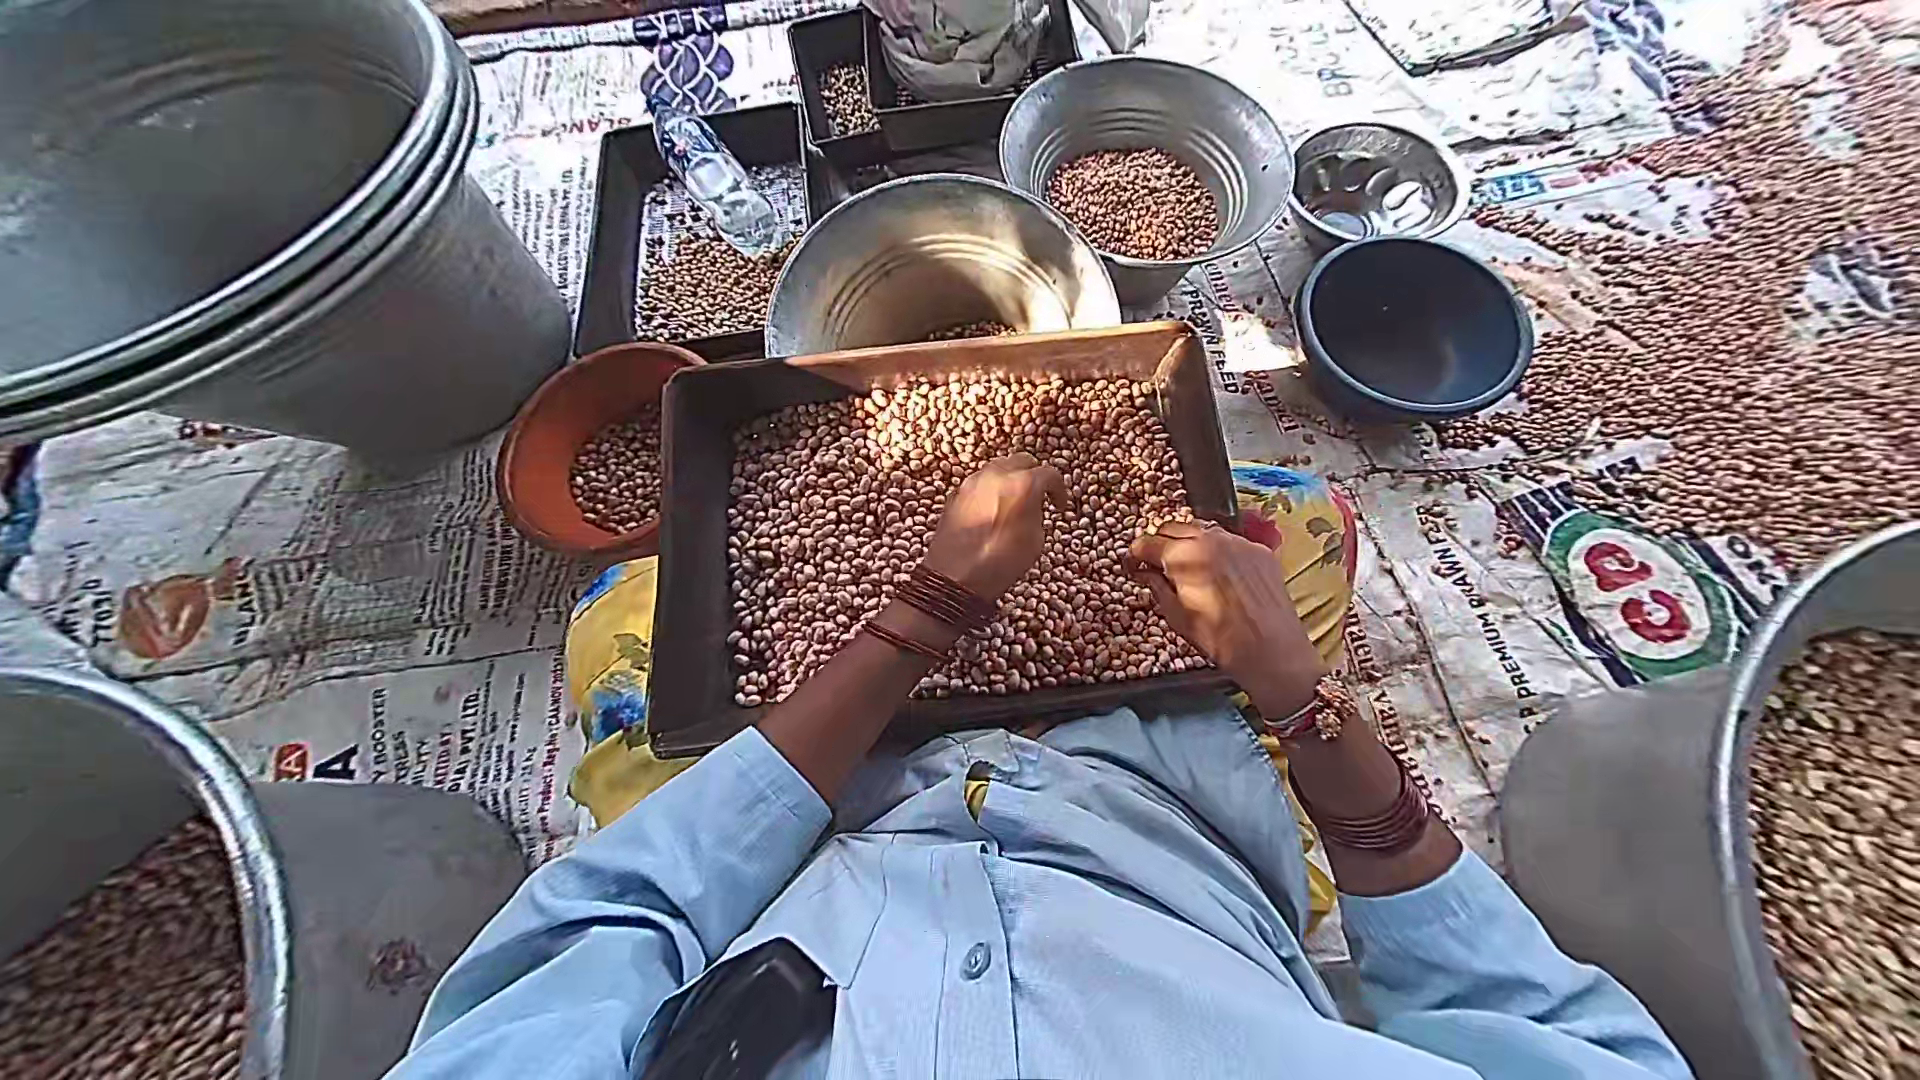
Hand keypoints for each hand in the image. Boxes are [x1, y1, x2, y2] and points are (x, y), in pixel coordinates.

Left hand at [923, 453, 1068, 600]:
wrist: (954, 578)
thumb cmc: (996, 564)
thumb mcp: (1034, 541)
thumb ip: (1037, 514)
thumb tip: (1033, 507)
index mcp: (1022, 484)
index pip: (1049, 474)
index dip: (1059, 490)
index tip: (1059, 503)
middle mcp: (996, 476)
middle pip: (1022, 461)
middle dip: (1034, 475)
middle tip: (1039, 494)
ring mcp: (972, 483)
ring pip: (998, 469)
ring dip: (1010, 479)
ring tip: (1016, 501)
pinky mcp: (956, 494)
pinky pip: (979, 484)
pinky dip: (991, 490)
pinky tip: (994, 509)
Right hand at [1126, 520, 1327, 716]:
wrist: (1272, 650)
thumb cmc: (1219, 638)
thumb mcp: (1176, 615)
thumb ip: (1156, 586)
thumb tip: (1143, 572)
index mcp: (1183, 555)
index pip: (1148, 542)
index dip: (1136, 553)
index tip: (1134, 564)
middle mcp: (1210, 539)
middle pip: (1173, 527)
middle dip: (1160, 543)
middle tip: (1155, 563)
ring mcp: (1238, 542)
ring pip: (1201, 529)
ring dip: (1187, 541)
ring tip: (1185, 565)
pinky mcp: (1258, 550)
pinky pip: (1228, 540)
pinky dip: (1215, 549)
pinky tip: (1216, 571)